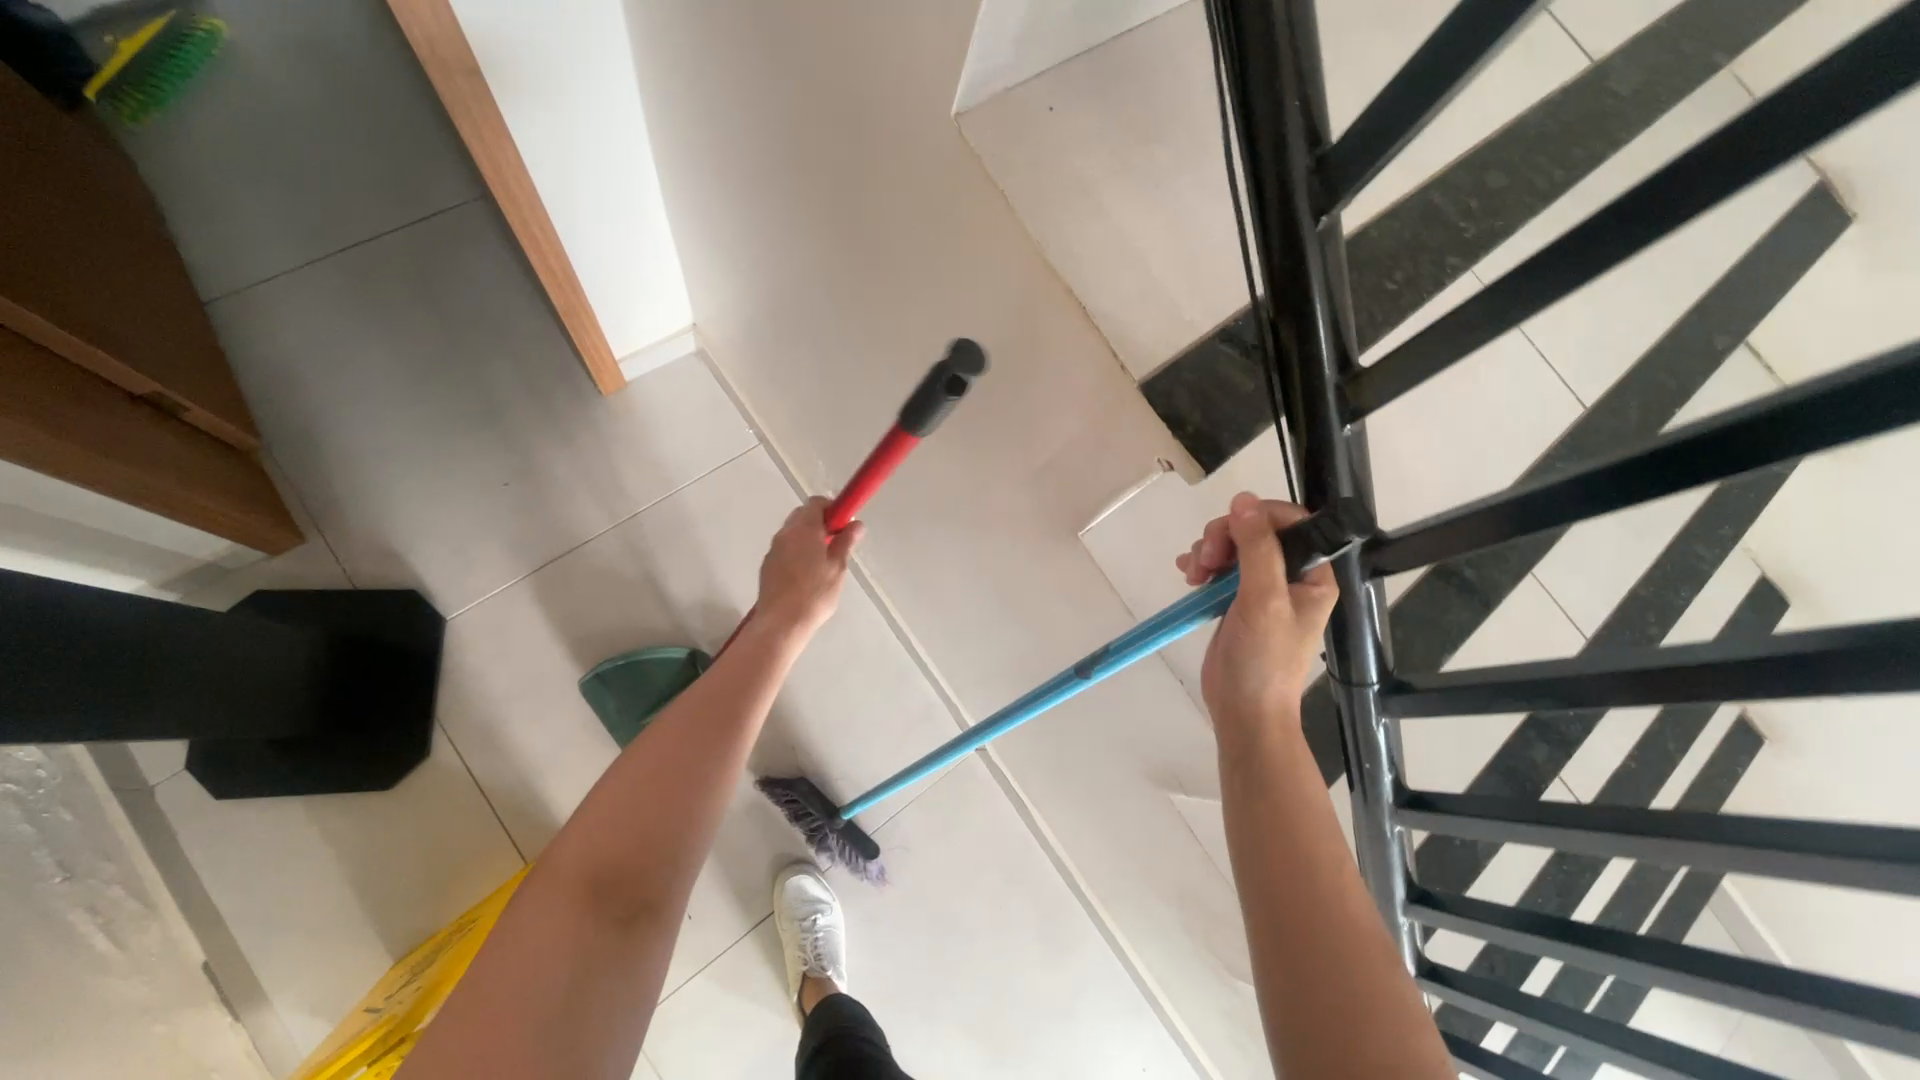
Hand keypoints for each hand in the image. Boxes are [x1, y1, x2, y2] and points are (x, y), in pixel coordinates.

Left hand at [756, 497, 862, 636]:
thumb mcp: (837, 567)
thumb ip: (846, 542)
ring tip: (821, 561)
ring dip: (807, 537)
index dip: (832, 508)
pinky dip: (796, 551)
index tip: (843, 524)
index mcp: (804, 529)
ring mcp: (773, 549)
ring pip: (792, 532)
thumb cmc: (815, 593)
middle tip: (835, 543)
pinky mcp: (767, 564)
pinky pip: (785, 548)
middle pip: (802, 515)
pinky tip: (805, 574)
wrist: (782, 622)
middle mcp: (785, 533)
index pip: (816, 503)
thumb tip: (856, 523)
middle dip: (819, 522)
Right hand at [1176, 492, 1337, 736]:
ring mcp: (1260, 590)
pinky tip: (1188, 576)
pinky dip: (1201, 565)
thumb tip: (1243, 501)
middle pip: (1256, 531)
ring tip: (1195, 573)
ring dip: (1209, 550)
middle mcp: (1290, 577)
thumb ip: (1257, 549)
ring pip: (1233, 546)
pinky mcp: (1235, 602)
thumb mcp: (1263, 600)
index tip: (1229, 530)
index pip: (1291, 523)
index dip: (1258, 517)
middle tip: (1207, 558)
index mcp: (1312, 575)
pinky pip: (1218, 568)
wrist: (1244, 711)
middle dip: (1226, 536)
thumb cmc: (1264, 659)